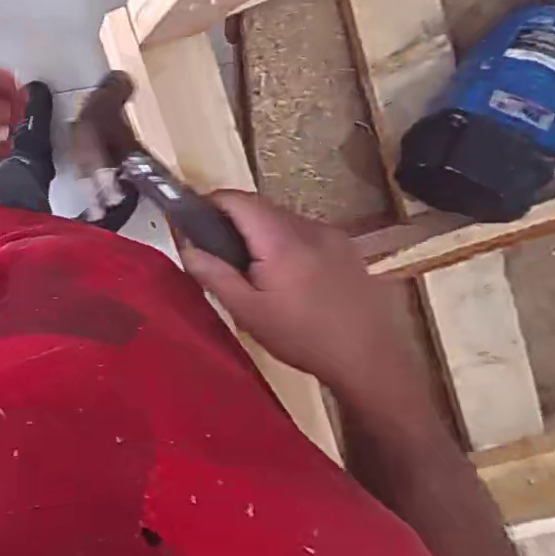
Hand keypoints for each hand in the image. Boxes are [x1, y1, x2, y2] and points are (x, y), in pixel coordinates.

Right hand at [179, 191, 435, 421]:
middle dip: (237, 220)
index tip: (195, 220)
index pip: (239, 199)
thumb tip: (186, 247)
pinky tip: (291, 277)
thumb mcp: (249, 312)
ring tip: (257, 270)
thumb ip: (215, 275)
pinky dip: (288, 242)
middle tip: (221, 253)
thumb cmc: (302, 337)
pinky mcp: (347, 246)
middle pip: (262, 206)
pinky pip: (306, 232)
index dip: (213, 202)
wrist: (368, 357)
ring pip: (285, 219)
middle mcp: (307, 226)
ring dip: (264, 232)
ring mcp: (331, 234)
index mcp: (280, 239)